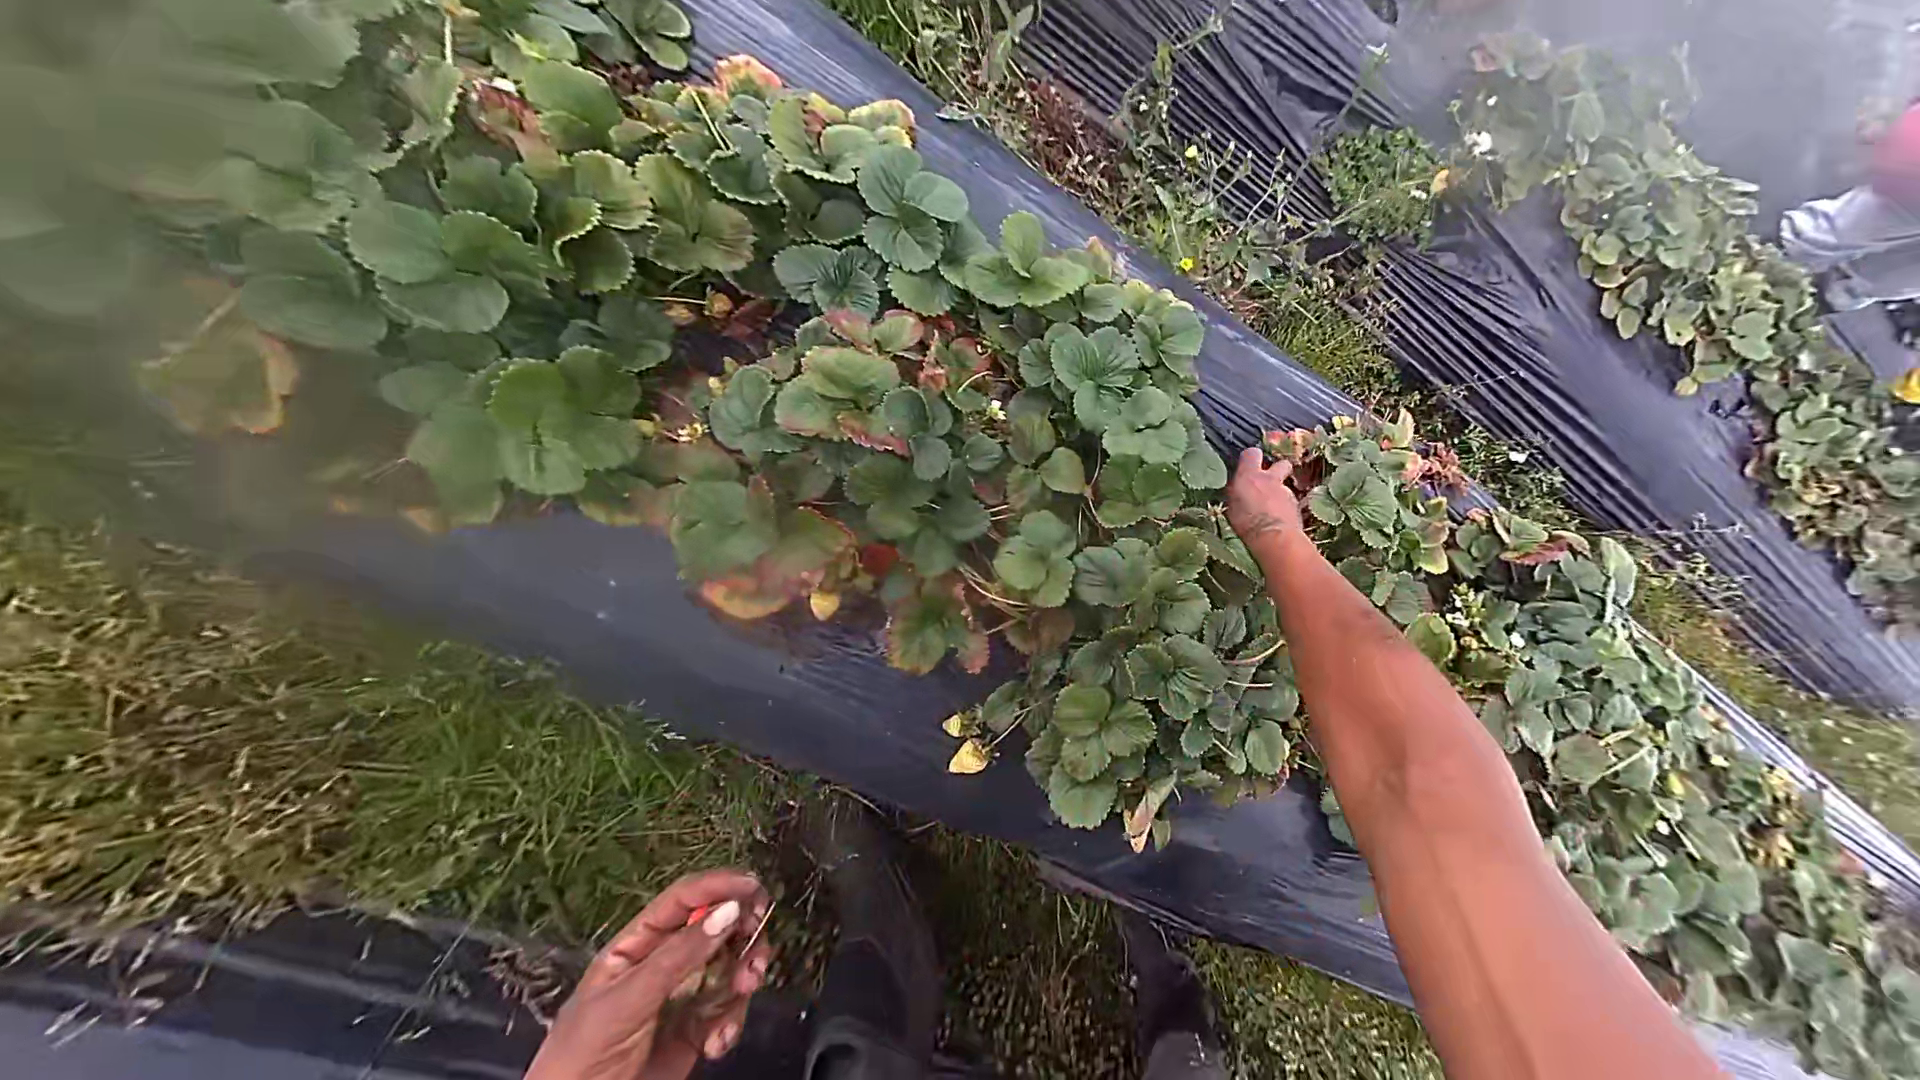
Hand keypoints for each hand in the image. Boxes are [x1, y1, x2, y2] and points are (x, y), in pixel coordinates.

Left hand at [526, 870, 772, 1079]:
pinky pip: (728, 1009)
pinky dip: (733, 1020)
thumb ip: (678, 957)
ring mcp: (683, 995)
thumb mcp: (627, 1001)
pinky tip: (719, 1042)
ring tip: (747, 989)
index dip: (720, 885)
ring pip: (731, 965)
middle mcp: (666, 961)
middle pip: (717, 926)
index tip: (754, 887)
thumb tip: (729, 910)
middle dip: (743, 932)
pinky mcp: (695, 1030)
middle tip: (757, 944)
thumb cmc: (582, 1057)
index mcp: (640, 943)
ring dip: (745, 973)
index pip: (684, 898)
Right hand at [1227, 446, 1302, 544]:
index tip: (1247, 464)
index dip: (1250, 458)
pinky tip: (1276, 521)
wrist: (1273, 537)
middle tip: (1267, 482)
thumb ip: (1236, 493)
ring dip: (1278, 495)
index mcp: (1250, 475)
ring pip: (1284, 487)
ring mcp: (1286, 492)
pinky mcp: (1297, 507)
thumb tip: (1238, 489)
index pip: (1252, 453)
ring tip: (1269, 510)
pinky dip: (1284, 510)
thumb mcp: (1231, 505)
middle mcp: (1271, 479)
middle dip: (1276, 470)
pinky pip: (1289, 504)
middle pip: (1280, 464)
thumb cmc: (1245, 521)